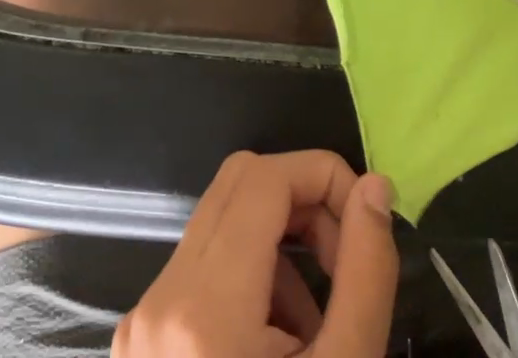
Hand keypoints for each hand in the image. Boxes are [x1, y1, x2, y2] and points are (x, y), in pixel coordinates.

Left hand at [114, 151, 398, 357]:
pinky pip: (203, 266)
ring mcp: (142, 318)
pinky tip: (280, 341)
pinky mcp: (142, 338)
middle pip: (238, 184)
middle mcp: (160, 297)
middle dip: (307, 201)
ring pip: (221, 221)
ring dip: (283, 241)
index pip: (265, 178)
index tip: (369, 226)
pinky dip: (253, 274)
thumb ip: (367, 270)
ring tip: (319, 317)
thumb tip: (376, 188)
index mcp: (204, 306)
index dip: (327, 177)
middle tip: (347, 259)